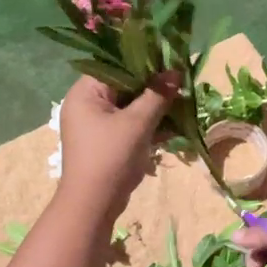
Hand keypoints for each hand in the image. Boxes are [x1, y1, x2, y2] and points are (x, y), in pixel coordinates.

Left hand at [56, 74, 175, 220]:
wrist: (94, 204)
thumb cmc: (111, 157)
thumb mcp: (138, 123)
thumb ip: (157, 95)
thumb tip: (176, 71)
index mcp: (85, 93)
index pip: (115, 65)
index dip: (143, 62)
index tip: (170, 62)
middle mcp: (86, 104)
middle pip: (124, 85)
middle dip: (153, 86)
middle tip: (180, 82)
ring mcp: (95, 125)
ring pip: (129, 106)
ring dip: (154, 106)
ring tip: (182, 101)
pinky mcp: (106, 142)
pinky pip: (129, 124)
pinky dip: (148, 124)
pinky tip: (173, 124)